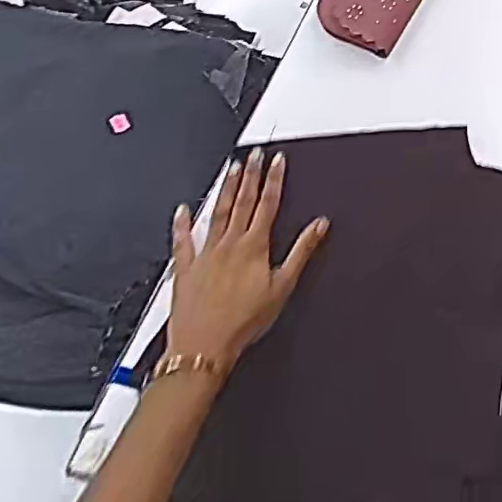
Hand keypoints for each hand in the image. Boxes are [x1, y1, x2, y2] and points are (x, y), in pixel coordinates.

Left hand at [164, 148, 327, 370]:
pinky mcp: (186, 268)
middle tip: (253, 155)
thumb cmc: (243, 322)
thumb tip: (318, 226)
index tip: (276, 161)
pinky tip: (183, 209)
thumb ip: (301, 251)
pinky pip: (183, 240)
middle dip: (250, 175)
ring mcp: (205, 254)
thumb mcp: (283, 287)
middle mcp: (228, 244)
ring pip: (217, 212)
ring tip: (230, 168)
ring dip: (225, 188)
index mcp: (253, 247)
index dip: (273, 180)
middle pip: (242, 201)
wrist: (204, 347)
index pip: (267, 204)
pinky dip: (182, 223)